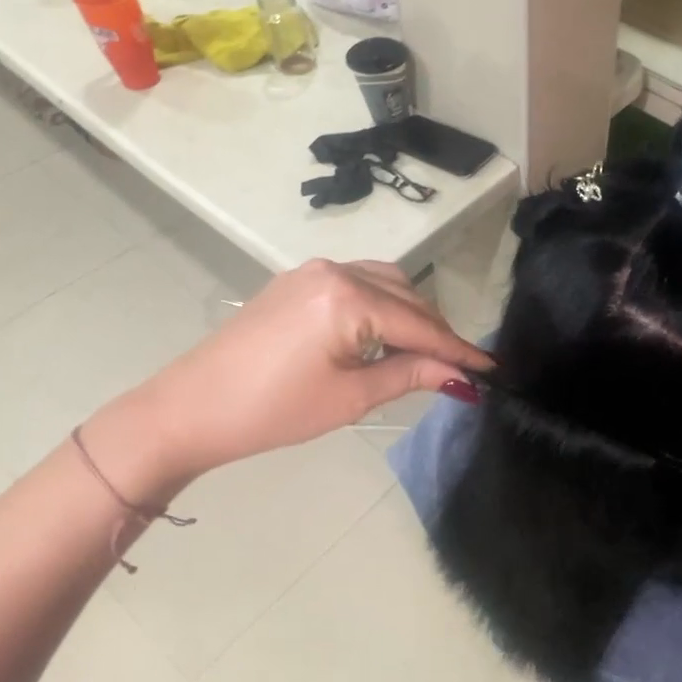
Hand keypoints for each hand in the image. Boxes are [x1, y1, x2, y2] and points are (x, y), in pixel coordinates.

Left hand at [98, 259, 491, 484]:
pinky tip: (385, 334)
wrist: (190, 408)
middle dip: (436, 332)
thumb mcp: (350, 398)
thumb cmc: (272, 410)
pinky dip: (382, 304)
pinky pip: (358, 282)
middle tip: (458, 369)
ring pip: (386, 283)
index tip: (491, 369)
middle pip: (407, 297)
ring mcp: (314, 271)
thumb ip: (410, 376)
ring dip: (411, 314)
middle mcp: (336, 271)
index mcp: (349, 299)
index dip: (457, 350)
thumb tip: (460, 376)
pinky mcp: (298, 280)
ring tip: (424, 355)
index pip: (420, 324)